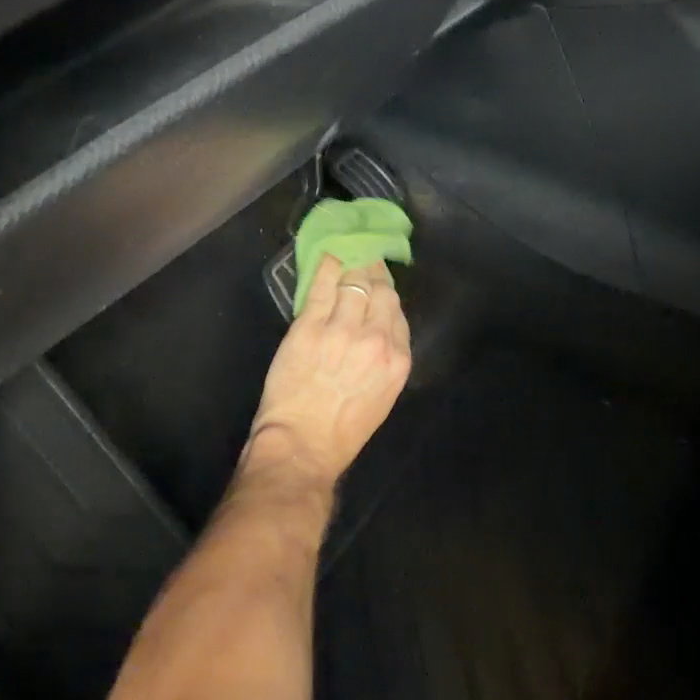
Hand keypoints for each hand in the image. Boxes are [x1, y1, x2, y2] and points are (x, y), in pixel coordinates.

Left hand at [246, 255, 411, 487]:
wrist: (302, 447)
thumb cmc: (342, 431)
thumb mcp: (381, 395)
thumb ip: (383, 358)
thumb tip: (375, 324)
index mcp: (397, 360)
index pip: (396, 311)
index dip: (386, 291)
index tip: (379, 280)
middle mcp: (375, 339)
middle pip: (379, 291)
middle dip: (372, 271)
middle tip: (363, 257)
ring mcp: (341, 330)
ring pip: (352, 283)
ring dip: (351, 265)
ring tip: (346, 252)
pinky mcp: (309, 327)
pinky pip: (322, 287)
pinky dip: (327, 267)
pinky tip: (327, 255)